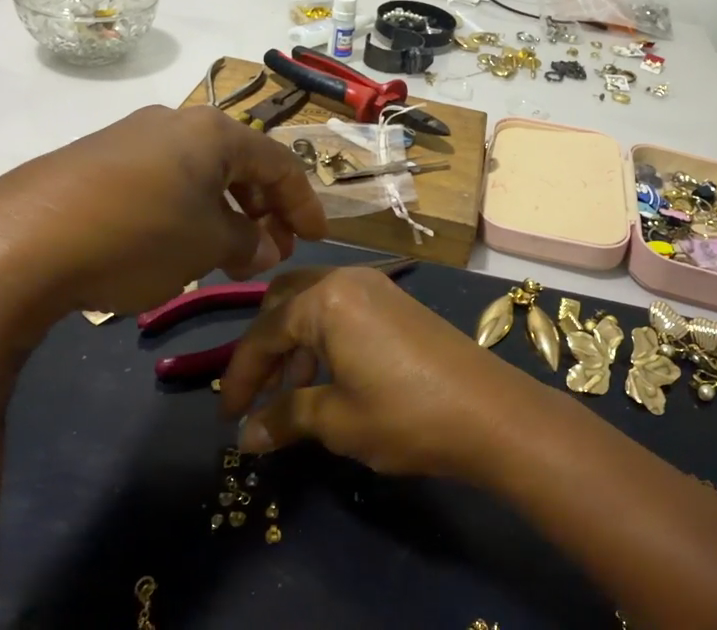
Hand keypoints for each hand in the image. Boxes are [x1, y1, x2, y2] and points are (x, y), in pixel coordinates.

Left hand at [0, 105, 328, 322]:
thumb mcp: (206, 245)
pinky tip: (173, 247)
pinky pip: (158, 183)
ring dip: (222, 213)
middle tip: (271, 251)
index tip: (317, 239)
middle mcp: (174, 122)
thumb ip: (246, 243)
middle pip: (237, 164)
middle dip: (262, 209)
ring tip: (226, 255)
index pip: (279, 163)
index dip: (303, 203)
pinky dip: (182, 212)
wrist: (19, 242)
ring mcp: (128, 138)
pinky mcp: (93, 162)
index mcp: (213, 131)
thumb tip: (263, 247)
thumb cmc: (137, 236)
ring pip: (196, 175)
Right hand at [219, 267, 544, 480]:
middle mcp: (348, 279)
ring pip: (315, 305)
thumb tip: (247, 436)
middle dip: (265, 348)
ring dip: (294, 345)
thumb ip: (286, 418)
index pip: (263, 333)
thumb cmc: (406, 415)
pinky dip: (324, 339)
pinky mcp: (398, 304)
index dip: (239, 377)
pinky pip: (343, 311)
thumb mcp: (338, 420)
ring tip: (291, 396)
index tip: (226, 418)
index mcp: (325, 299)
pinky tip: (327, 381)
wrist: (490, 413)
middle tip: (256, 396)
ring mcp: (377, 288)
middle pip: (285, 303)